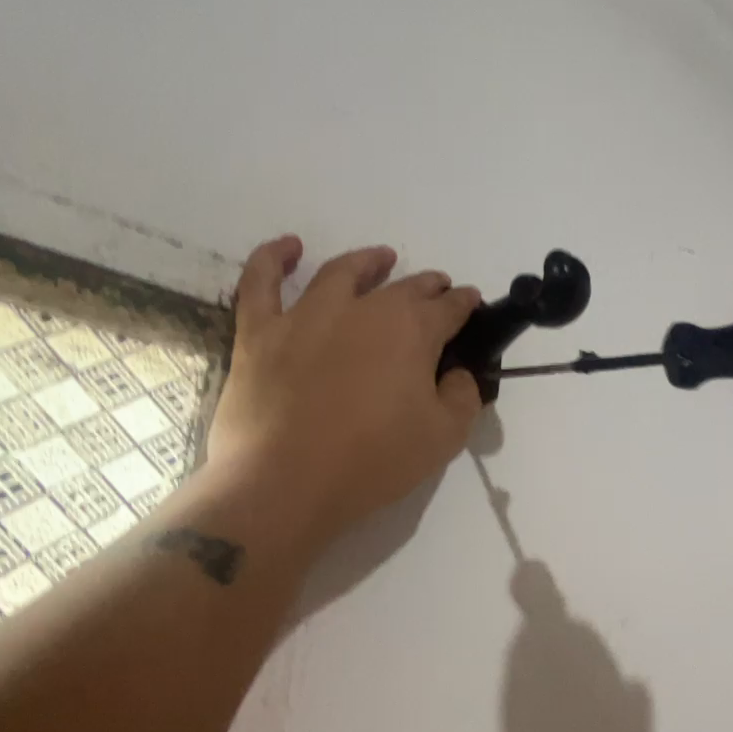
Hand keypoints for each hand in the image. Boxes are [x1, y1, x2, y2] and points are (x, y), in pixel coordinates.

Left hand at [204, 237, 482, 539]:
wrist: (285, 484)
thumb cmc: (373, 462)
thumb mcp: (444, 437)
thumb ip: (463, 396)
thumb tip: (458, 373)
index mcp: (412, 330)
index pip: (449, 306)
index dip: (465, 304)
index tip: (471, 306)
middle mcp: (363, 309)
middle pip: (404, 287)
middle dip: (427, 286)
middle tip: (437, 292)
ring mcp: (307, 315)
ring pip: (342, 272)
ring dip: (368, 262)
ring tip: (381, 259)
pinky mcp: (260, 332)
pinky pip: (261, 283)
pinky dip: (273, 258)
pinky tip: (287, 247)